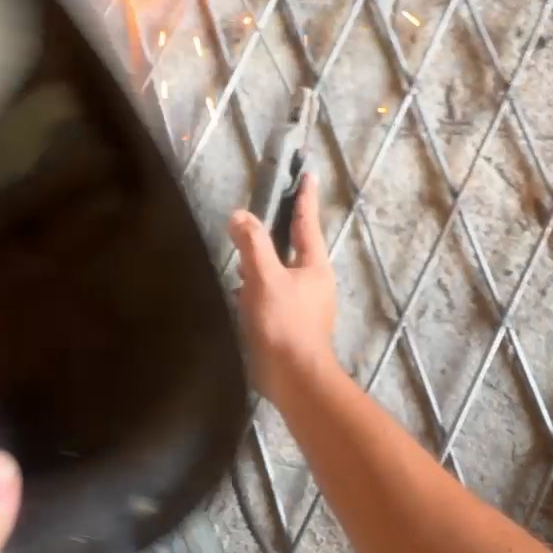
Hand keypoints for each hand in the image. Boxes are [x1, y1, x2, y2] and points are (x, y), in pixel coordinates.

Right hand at [228, 174, 339, 398]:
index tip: (307, 173)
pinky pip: (272, 291)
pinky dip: (256, 284)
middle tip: (265, 207)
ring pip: (281, 269)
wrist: (295, 380)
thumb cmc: (284, 325)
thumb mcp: (264, 278)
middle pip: (295, 245)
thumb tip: (239, 214)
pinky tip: (238, 289)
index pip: (307, 222)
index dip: (305, 196)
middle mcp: (313, 281)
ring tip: (242, 250)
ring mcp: (303, 304)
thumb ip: (252, 244)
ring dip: (264, 258)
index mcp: (314, 265)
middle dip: (280, 227)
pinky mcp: (289, 323)